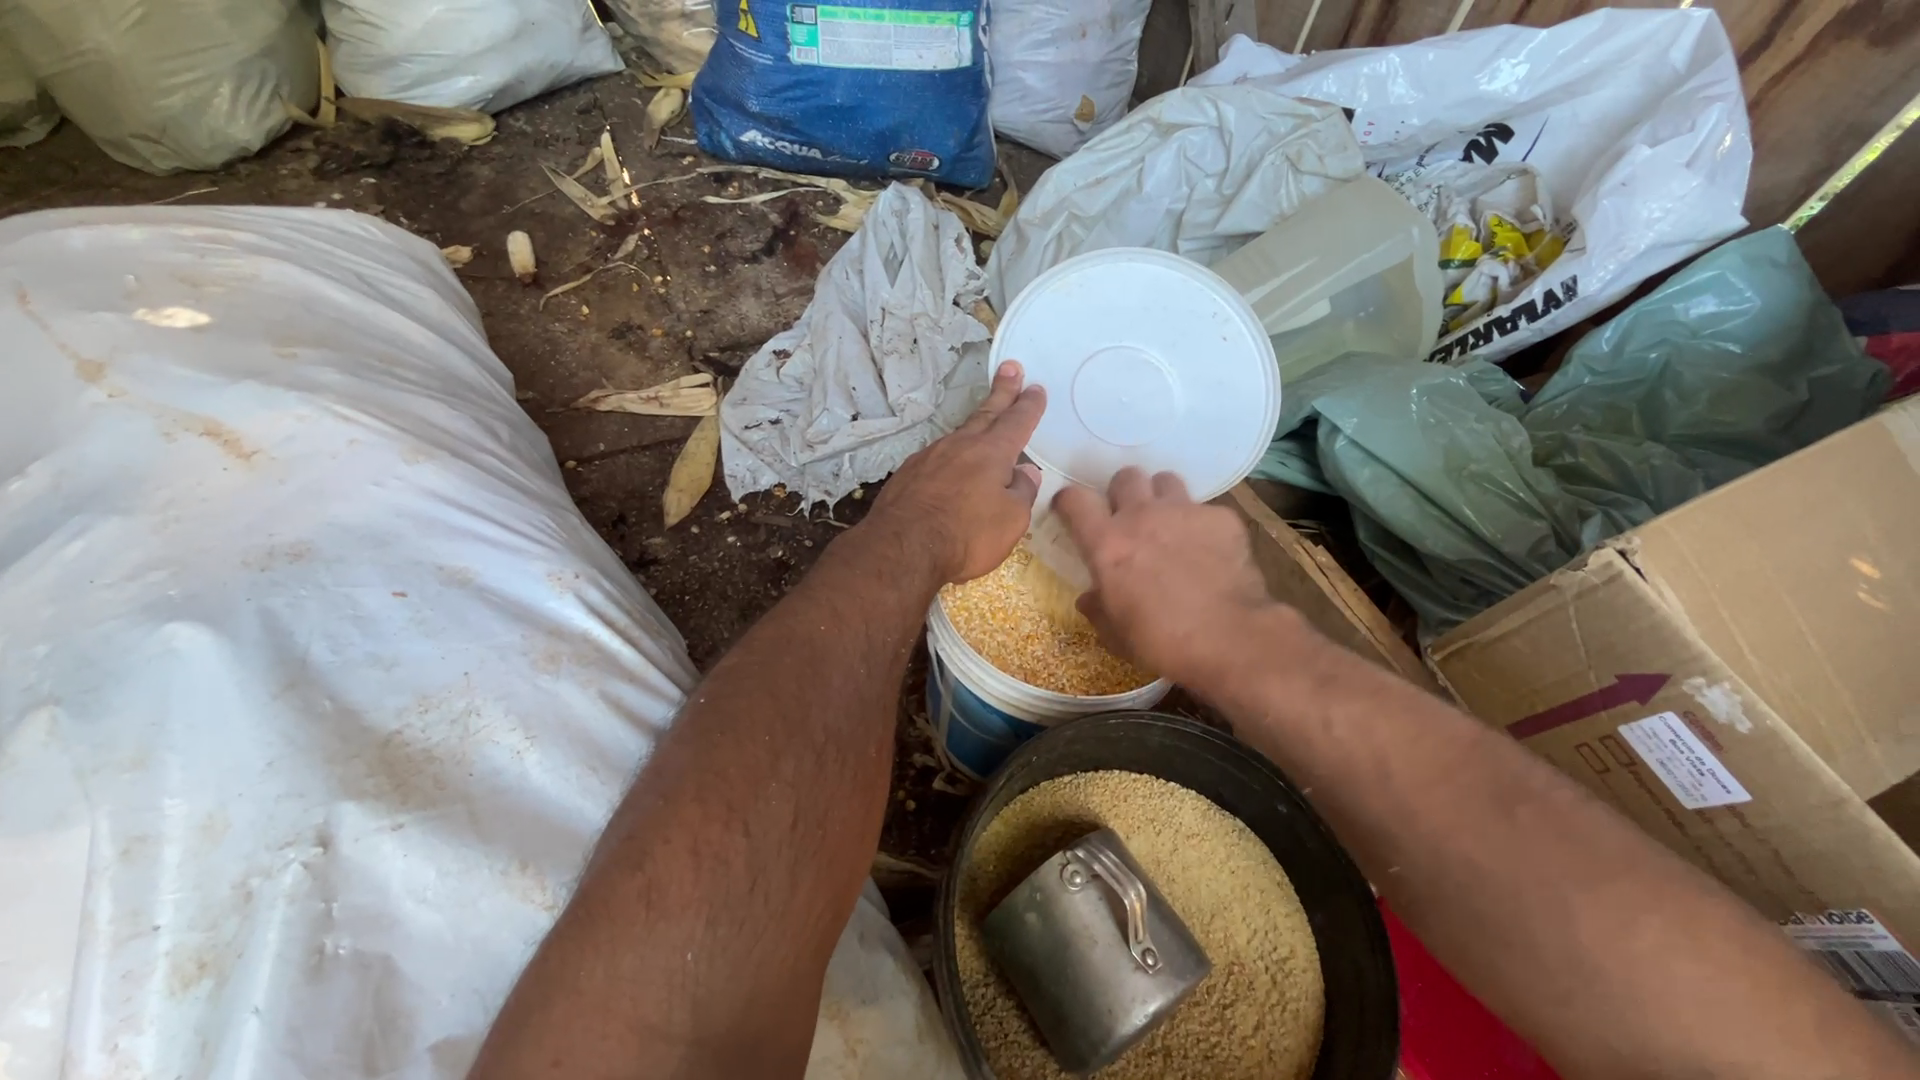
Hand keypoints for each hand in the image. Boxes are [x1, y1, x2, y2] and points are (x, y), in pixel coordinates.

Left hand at [865, 361, 1044, 583]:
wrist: (901, 548)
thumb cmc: (966, 535)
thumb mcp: (1011, 519)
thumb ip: (1022, 492)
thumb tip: (1025, 472)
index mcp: (991, 453)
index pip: (1017, 422)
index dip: (1028, 405)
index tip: (1035, 388)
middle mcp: (960, 446)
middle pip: (986, 413)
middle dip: (1002, 392)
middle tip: (1010, 368)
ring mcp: (929, 458)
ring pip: (959, 436)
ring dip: (975, 427)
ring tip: (984, 424)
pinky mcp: (908, 475)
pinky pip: (937, 458)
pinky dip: (951, 457)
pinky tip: (951, 466)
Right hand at [1054, 468, 1283, 686]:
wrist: (1229, 640)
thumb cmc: (1162, 642)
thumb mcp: (1116, 635)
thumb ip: (1098, 609)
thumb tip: (1089, 598)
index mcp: (1107, 544)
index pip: (1075, 499)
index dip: (1069, 501)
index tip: (1070, 511)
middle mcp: (1142, 516)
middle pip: (1125, 476)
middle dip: (1123, 494)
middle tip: (1130, 520)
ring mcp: (1185, 512)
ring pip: (1166, 481)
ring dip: (1162, 498)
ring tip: (1170, 525)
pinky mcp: (1222, 518)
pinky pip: (1207, 509)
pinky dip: (1203, 525)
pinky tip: (1211, 551)